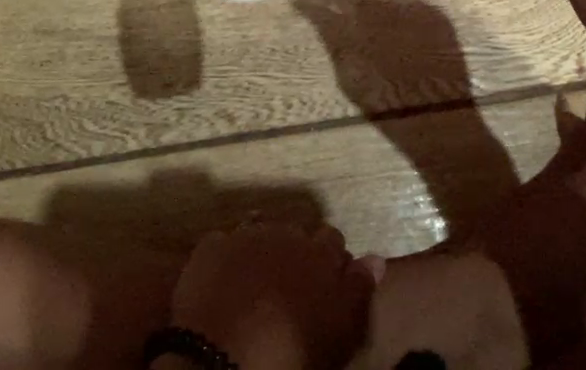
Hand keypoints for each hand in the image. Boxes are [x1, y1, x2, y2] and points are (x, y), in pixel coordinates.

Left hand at [169, 222, 374, 369]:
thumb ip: (358, 290)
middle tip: (292, 282)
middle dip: (297, 250)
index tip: (326, 281)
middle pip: (296, 232)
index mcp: (319, 253)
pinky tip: (227, 278)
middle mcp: (283, 233)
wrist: (225, 354)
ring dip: (263, 248)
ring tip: (259, 279)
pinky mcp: (210, 246)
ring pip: (260, 231)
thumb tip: (375, 259)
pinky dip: (229, 256)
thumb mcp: (339, 329)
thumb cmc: (293, 349)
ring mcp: (243, 236)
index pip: (333, 239)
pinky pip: (225, 242)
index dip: (331, 259)